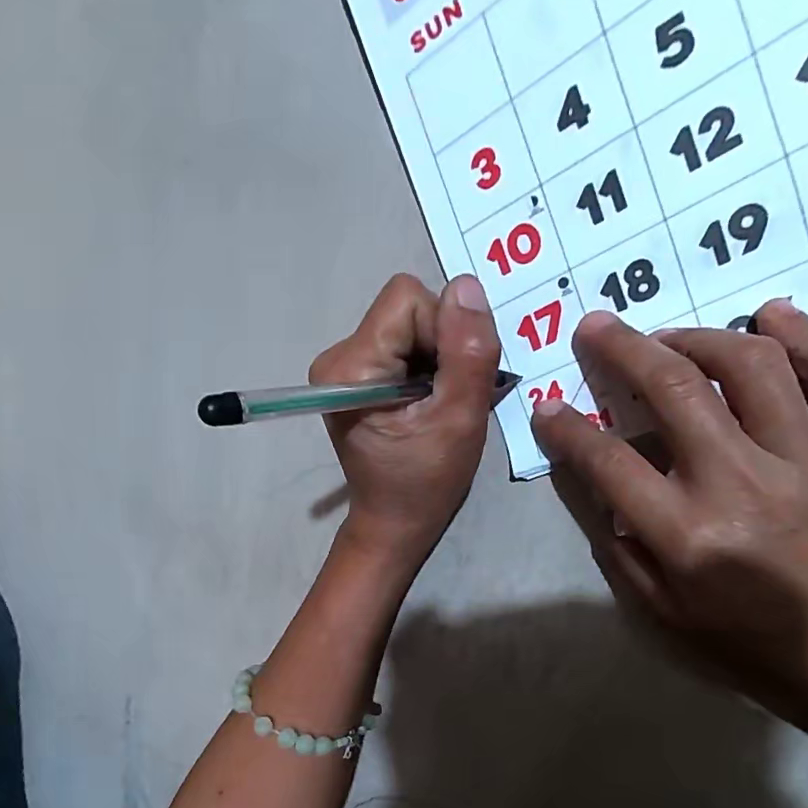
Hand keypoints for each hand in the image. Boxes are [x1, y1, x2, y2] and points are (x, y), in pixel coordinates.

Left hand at [312, 274, 500, 568]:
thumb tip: (468, 286)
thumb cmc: (426, 481)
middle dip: (444, 343)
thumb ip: (467, 353)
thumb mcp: (459, 420)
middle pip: (409, 308)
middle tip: (452, 394)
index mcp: (352, 367)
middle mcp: (339, 356)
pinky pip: (405, 343)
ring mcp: (346, 364)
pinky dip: (430, 365)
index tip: (455, 379)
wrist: (396, 522)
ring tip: (443, 401)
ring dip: (441, 356)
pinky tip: (434, 399)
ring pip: (411, 324)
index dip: (446, 330)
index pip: (409, 301)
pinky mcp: (359, 374)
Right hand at [531, 302, 807, 793]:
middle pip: (672, 388)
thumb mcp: (671, 618)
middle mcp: (744, 484)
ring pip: (750, 363)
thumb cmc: (764, 648)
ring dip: (699, 336)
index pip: (608, 463)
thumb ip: (625, 552)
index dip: (566, 429)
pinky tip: (772, 317)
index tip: (547, 406)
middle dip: (621, 348)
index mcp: (690, 537)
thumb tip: (601, 488)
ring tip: (672, 337)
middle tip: (596, 326)